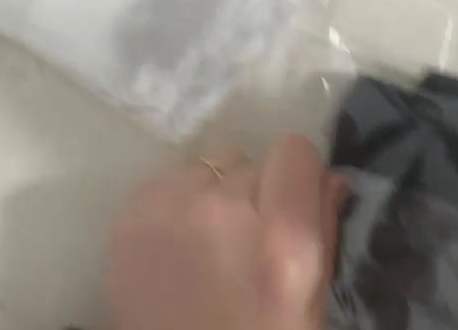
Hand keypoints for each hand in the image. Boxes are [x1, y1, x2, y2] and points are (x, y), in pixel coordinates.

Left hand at [108, 135, 344, 329]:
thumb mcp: (310, 305)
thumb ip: (321, 231)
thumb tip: (329, 177)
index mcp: (282, 241)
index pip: (295, 151)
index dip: (299, 176)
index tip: (294, 202)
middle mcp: (223, 209)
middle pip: (249, 161)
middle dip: (254, 194)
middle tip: (248, 244)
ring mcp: (169, 206)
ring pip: (206, 166)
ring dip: (213, 195)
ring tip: (209, 247)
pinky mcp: (129, 214)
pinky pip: (167, 182)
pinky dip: (176, 207)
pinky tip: (177, 250)